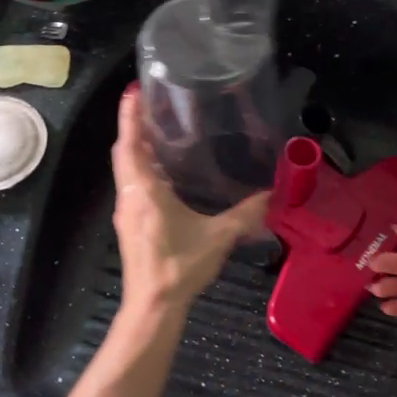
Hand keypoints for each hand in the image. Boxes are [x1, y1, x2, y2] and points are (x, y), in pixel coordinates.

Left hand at [111, 85, 269, 309]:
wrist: (153, 305)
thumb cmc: (180, 266)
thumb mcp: (218, 237)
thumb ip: (246, 215)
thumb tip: (272, 195)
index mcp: (144, 190)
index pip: (131, 142)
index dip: (130, 114)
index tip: (134, 90)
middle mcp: (130, 195)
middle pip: (124, 152)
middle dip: (134, 127)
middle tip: (150, 106)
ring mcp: (127, 212)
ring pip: (125, 170)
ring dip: (136, 149)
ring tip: (157, 132)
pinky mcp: (130, 226)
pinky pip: (132, 186)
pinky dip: (140, 169)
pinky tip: (162, 173)